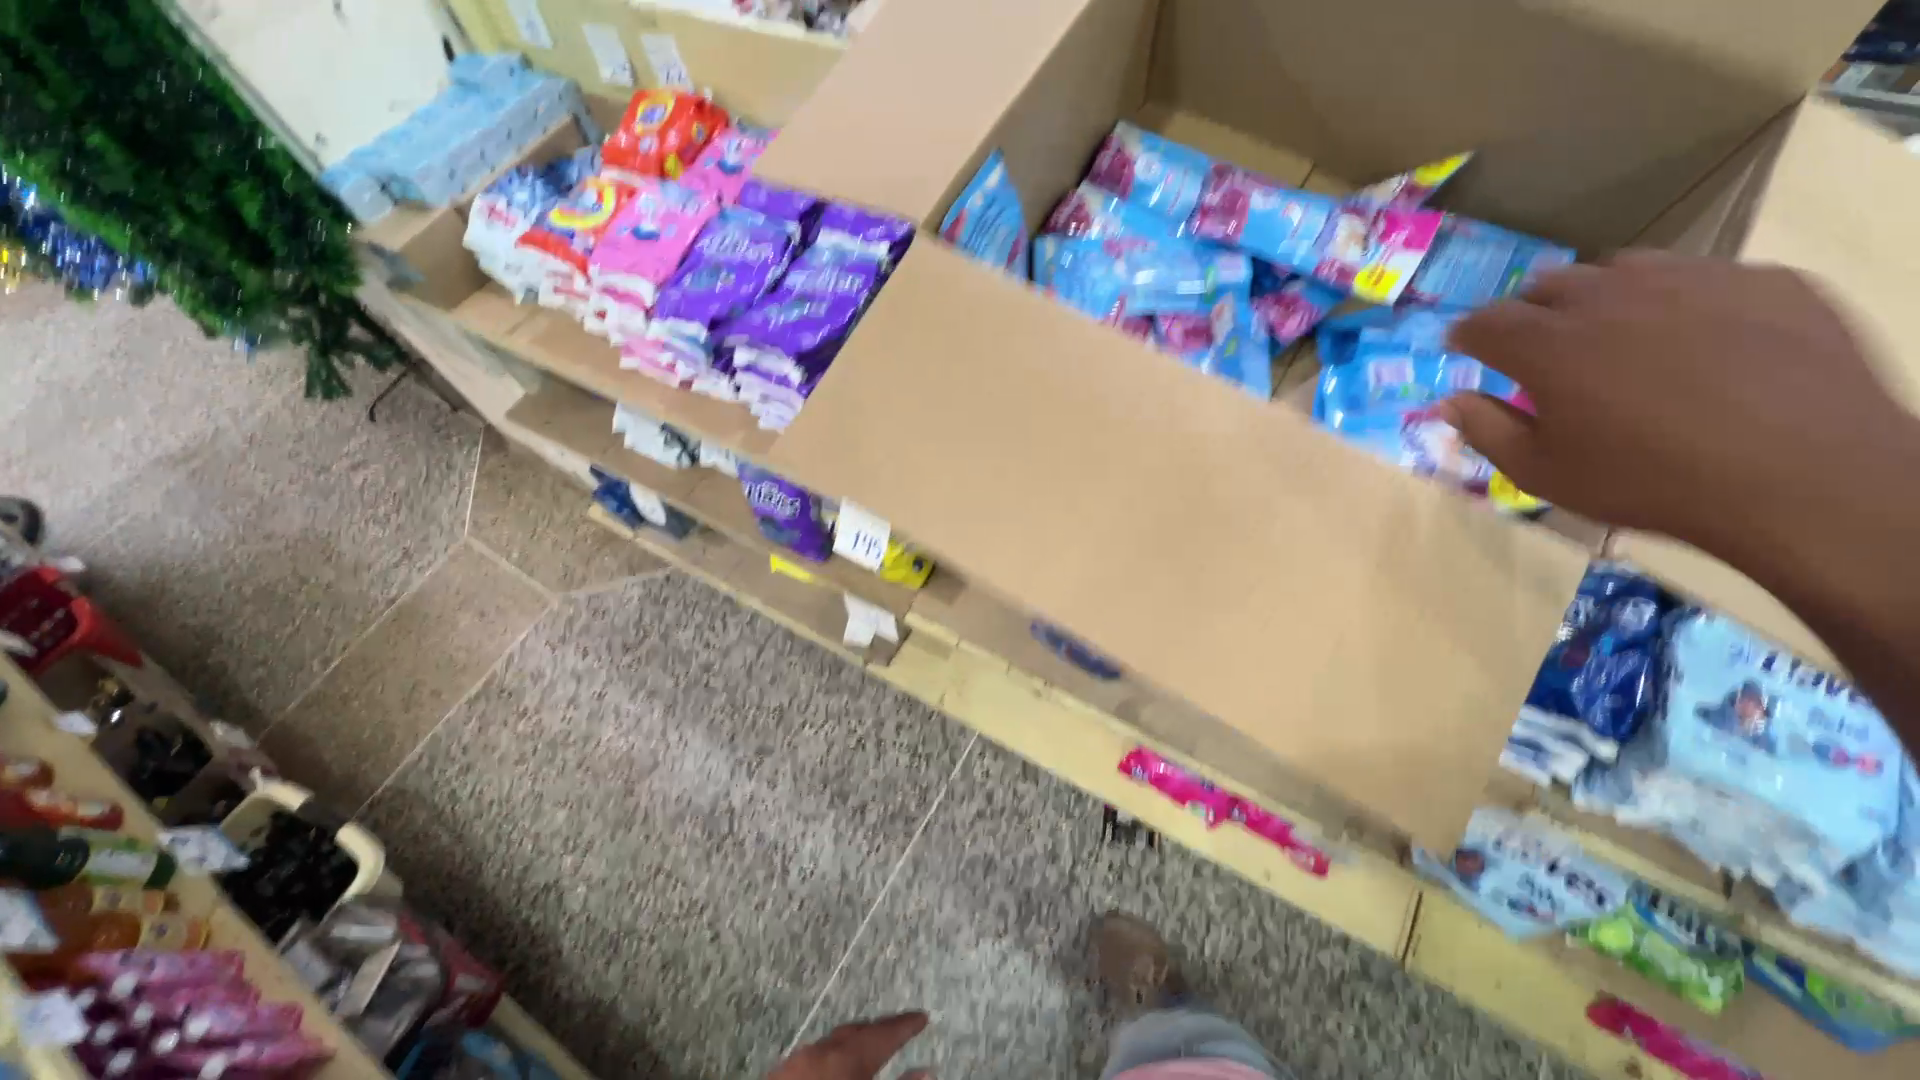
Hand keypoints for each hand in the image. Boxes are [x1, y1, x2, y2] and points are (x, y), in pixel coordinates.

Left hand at [767, 1012, 931, 1079]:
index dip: (905, 1025)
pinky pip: (812, 1057)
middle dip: (877, 1030)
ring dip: (851, 1043)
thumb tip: (927, 1070)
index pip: (884, 1033)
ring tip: (867, 1048)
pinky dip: (830, 1057)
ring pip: (830, 1044)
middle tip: (897, 1029)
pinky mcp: (777, 1076)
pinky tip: (831, 1070)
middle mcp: (821, 1051)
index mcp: (848, 1057)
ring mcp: (794, 1063)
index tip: (922, 1016)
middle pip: (855, 1032)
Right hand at [1439, 251, 1908, 552]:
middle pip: (1549, 284)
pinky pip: (1704, 278)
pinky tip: (1699, 345)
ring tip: (1618, 337)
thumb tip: (1447, 401)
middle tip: (1542, 349)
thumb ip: (1485, 429)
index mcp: (1547, 344)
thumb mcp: (1542, 473)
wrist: (1803, 476)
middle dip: (1532, 312)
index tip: (1466, 349)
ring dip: (1603, 297)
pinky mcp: (1763, 280)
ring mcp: (1691, 279)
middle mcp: (1610, 296)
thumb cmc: (1648, 482)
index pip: (1484, 322)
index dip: (1467, 336)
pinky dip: (1681, 303)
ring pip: (1624, 269)